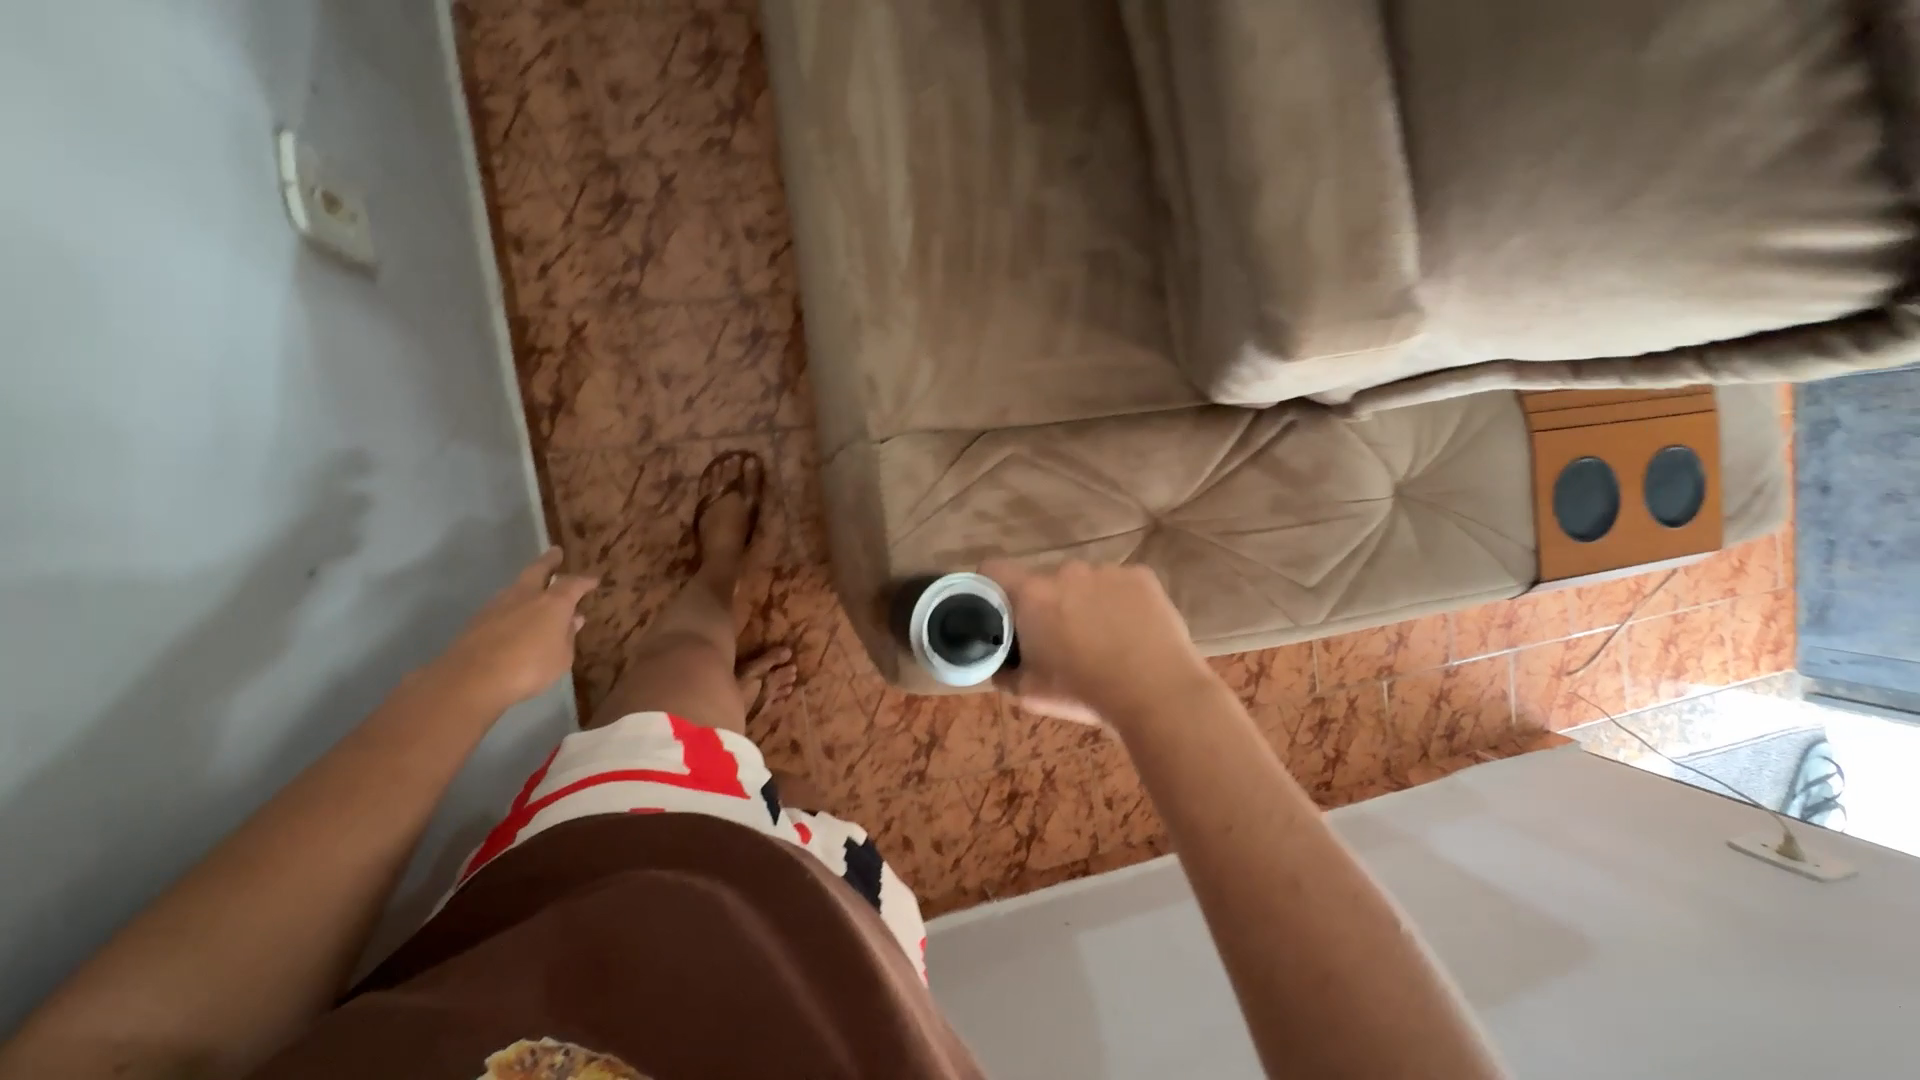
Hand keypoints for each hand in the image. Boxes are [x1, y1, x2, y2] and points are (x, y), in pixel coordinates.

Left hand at [424, 547, 598, 712]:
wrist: (472, 678)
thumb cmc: (529, 668)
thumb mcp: (562, 658)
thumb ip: (568, 636)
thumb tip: (574, 619)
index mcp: (554, 603)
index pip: (573, 584)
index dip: (584, 581)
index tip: (593, 580)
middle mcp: (526, 595)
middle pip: (538, 570)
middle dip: (549, 561)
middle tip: (556, 552)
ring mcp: (498, 604)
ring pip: (517, 586)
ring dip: (528, 584)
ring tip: (535, 588)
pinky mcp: (478, 618)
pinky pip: (502, 604)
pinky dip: (513, 605)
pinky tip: (514, 616)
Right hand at [980, 559, 1213, 728]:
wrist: (1156, 693)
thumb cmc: (1084, 693)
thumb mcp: (1030, 694)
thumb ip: (1005, 673)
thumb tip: (1000, 664)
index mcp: (1032, 595)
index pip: (993, 570)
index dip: (991, 587)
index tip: (1001, 611)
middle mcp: (1066, 572)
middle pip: (1045, 581)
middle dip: (1048, 605)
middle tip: (1061, 640)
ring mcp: (1107, 571)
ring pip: (1085, 583)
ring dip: (1085, 602)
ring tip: (1105, 639)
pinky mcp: (1142, 576)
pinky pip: (1120, 585)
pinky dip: (1121, 602)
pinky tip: (1132, 632)